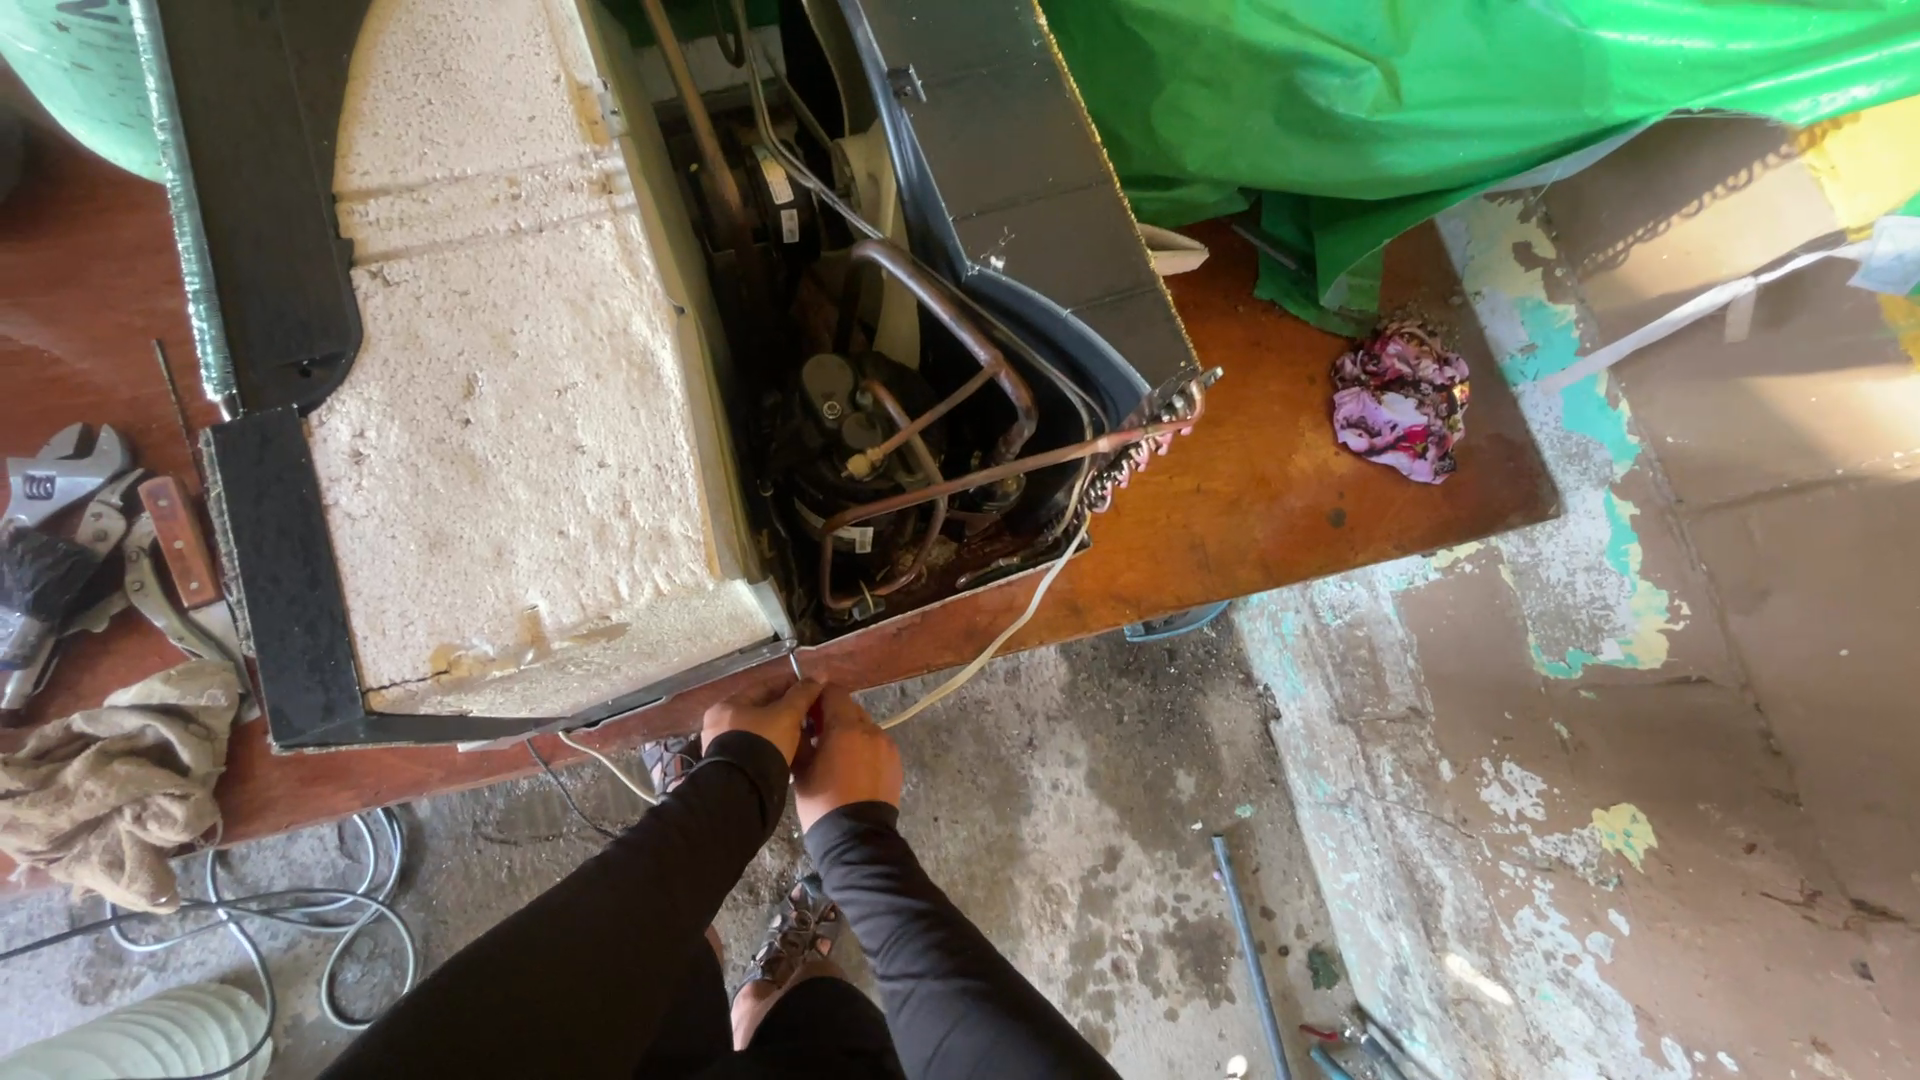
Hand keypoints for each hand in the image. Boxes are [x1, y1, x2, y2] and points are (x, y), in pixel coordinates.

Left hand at [701, 679, 822, 764]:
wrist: (745, 790)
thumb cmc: (762, 743)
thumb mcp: (787, 715)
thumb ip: (802, 694)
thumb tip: (819, 676)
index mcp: (727, 706)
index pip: (764, 687)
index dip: (790, 685)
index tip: (811, 689)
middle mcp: (721, 725)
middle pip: (763, 710)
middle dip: (790, 710)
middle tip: (812, 712)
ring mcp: (726, 748)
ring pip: (763, 730)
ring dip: (786, 729)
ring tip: (808, 732)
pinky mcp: (735, 767)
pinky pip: (759, 748)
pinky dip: (778, 745)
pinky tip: (796, 749)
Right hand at [793, 684, 902, 831]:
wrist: (856, 838)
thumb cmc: (822, 804)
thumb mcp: (801, 770)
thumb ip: (801, 739)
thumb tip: (800, 723)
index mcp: (846, 727)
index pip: (833, 692)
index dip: (818, 698)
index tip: (808, 712)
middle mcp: (871, 730)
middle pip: (850, 708)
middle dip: (834, 716)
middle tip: (818, 737)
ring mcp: (887, 745)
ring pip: (865, 726)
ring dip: (850, 732)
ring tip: (836, 756)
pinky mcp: (896, 760)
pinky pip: (877, 743)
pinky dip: (865, 747)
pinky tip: (854, 768)